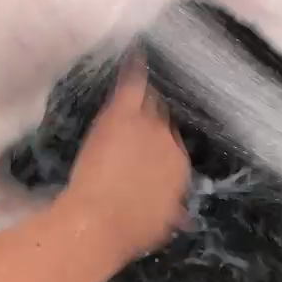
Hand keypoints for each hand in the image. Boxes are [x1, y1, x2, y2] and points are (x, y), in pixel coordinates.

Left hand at [59, 61, 190, 258]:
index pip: (175, 147)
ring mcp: (147, 126)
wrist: (100, 223)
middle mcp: (170, 143)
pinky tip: (140, 50)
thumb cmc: (130, 232)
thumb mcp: (161, 224)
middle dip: (163, 113)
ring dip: (154, 86)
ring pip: (154, 98)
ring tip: (158, 68)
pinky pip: (133, 83)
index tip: (154, 141)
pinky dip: (137, 67)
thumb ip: (171, 210)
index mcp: (180, 170)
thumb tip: (180, 213)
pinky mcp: (121, 115)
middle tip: (157, 102)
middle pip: (167, 119)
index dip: (162, 142)